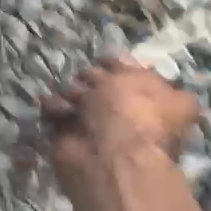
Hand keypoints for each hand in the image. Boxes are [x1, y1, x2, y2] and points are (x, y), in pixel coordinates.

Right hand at [39, 55, 198, 173]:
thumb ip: (128, 67)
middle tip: (86, 83)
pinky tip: (61, 110)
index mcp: (154, 102)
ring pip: (74, 95)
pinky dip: (55, 108)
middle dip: (89, 80)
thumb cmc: (132, 113)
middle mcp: (127, 114)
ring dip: (69, 92)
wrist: (104, 151)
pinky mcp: (68, 133)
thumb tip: (117, 59)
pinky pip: (56, 111)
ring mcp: (96, 125)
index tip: (102, 61)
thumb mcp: (145, 81)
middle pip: (99, 84)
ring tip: (72, 99)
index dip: (116, 65)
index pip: (133, 76)